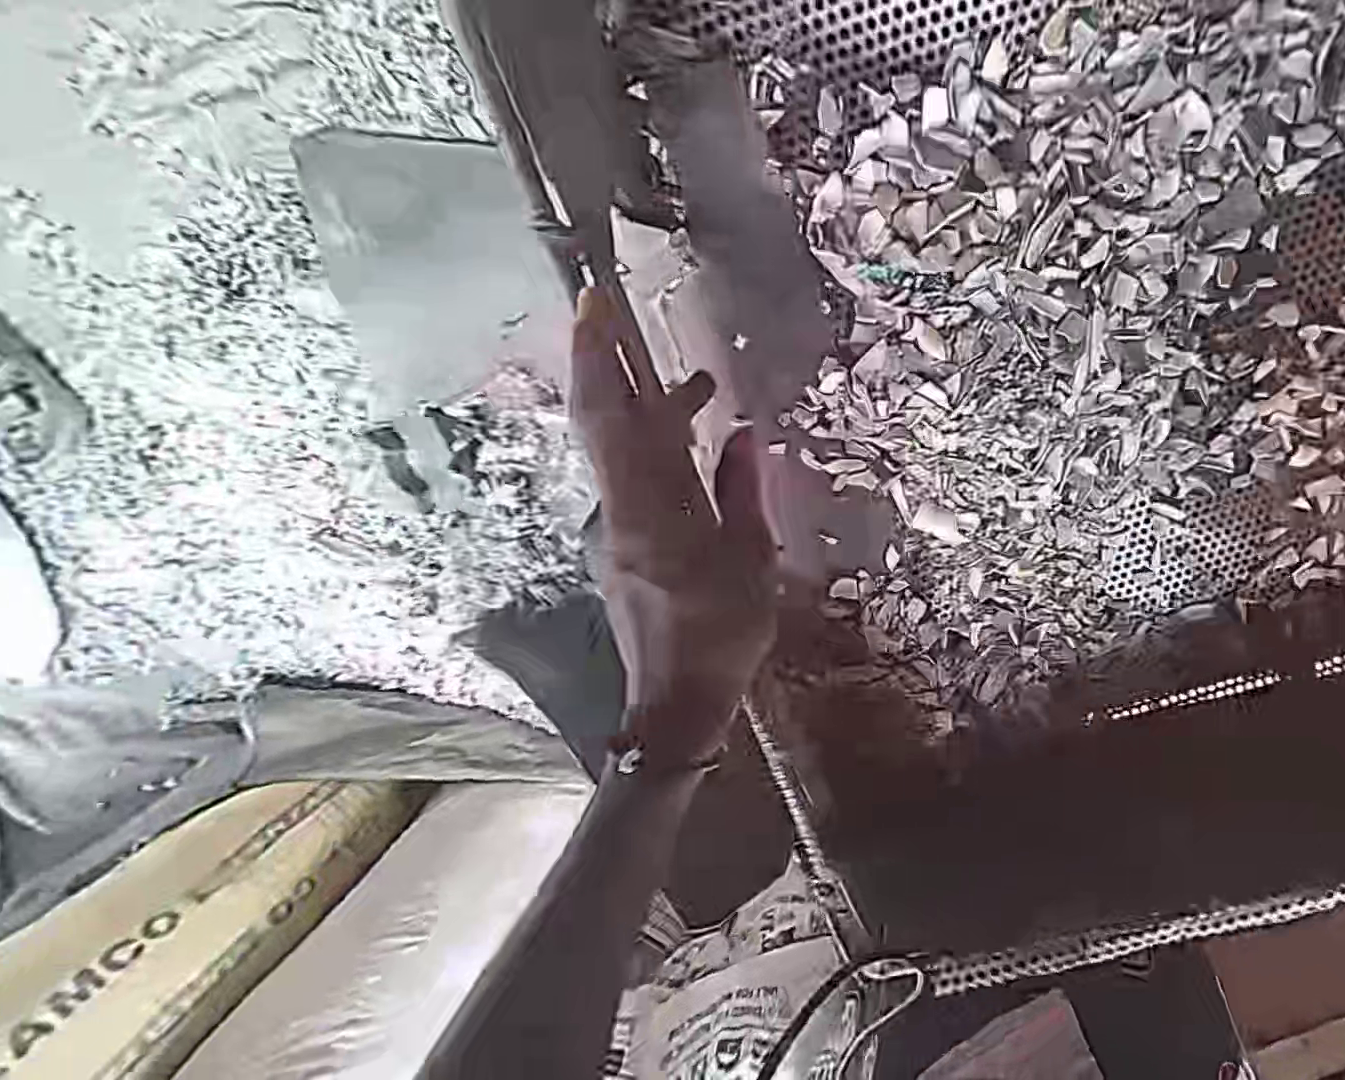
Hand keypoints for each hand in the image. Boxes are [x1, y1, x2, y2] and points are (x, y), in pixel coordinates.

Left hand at [570, 285, 776, 760]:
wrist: (676, 699)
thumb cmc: (723, 632)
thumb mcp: (752, 560)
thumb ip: (743, 492)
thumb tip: (742, 435)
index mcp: (655, 511)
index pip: (614, 420)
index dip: (597, 360)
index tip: (592, 308)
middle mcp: (619, 510)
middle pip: (600, 424)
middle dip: (603, 366)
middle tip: (620, 320)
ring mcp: (612, 529)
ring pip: (617, 452)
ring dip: (645, 412)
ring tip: (697, 391)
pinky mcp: (617, 546)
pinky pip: (630, 481)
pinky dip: (653, 449)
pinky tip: (689, 450)